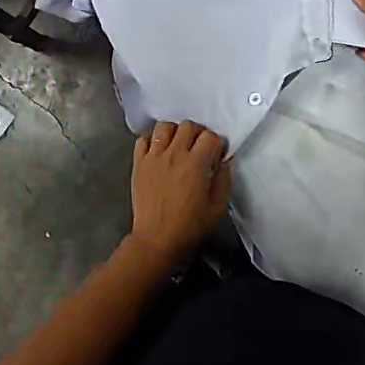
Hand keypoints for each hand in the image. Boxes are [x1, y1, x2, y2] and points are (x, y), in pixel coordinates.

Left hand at [126, 121, 231, 266]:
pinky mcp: (138, 162)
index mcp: (196, 164)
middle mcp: (174, 154)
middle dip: (198, 133)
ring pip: (164, 126)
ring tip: (178, 145)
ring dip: (174, 132)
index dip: (217, 144)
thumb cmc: (190, 226)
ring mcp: (153, 156)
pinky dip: (152, 140)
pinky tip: (158, 151)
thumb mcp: (217, 207)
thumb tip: (225, 161)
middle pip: (188, 126)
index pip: (210, 137)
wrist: (156, 239)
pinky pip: (143, 139)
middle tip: (200, 148)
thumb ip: (224, 180)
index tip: (217, 155)